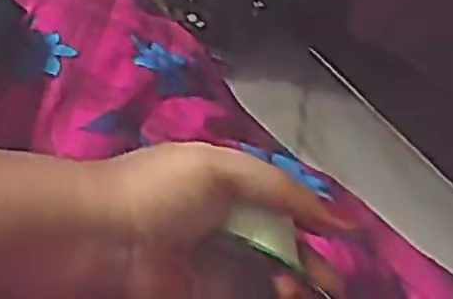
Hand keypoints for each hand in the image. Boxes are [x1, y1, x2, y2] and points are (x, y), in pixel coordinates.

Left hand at [85, 143, 349, 298]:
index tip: (342, 239)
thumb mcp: (215, 167)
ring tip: (292, 286)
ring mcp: (221, 262)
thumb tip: (343, 220)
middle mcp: (224, 221)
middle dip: (318, 266)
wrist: (109, 234)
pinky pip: (260, 298)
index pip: (280, 202)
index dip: (312, 221)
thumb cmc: (159, 190)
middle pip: (289, 249)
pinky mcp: (215, 293)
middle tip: (324, 278)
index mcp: (220, 182)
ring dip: (303, 287)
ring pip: (282, 282)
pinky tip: (281, 294)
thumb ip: (278, 186)